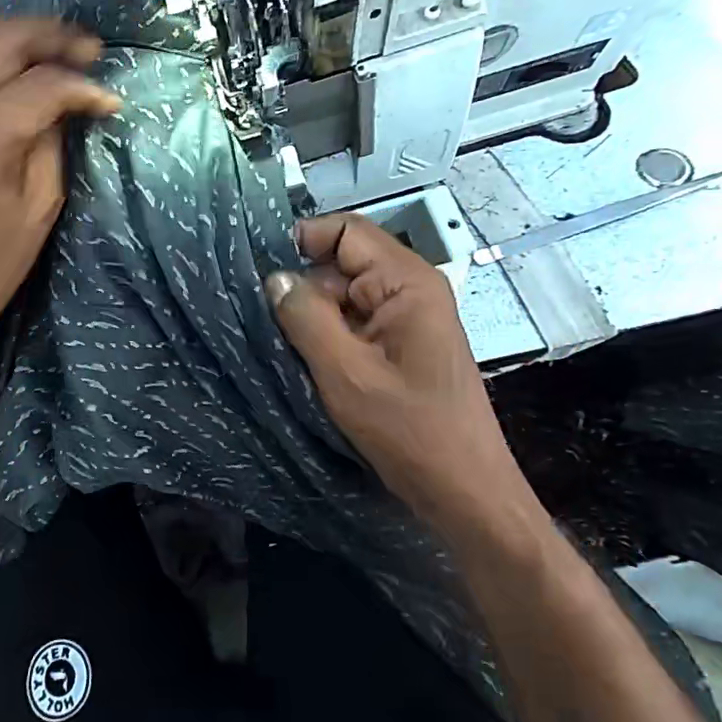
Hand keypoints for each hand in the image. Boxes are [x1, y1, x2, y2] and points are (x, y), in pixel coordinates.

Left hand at [0, 18, 119, 347]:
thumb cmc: (2, 253)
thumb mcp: (44, 201)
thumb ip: (54, 140)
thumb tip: (70, 102)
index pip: (42, 85)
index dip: (84, 87)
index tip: (112, 102)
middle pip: (1, 40)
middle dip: (51, 36)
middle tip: (91, 50)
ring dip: (22, 37)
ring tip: (61, 53)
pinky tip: (25, 69)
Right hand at [264, 214, 527, 526]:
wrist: (466, 490)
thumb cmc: (411, 431)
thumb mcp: (347, 374)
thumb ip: (306, 318)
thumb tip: (275, 277)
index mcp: (407, 282)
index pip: (346, 231)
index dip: (301, 240)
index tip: (256, 270)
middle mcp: (411, 291)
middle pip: (343, 266)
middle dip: (302, 289)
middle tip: (256, 320)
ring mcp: (410, 322)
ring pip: (346, 301)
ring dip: (313, 320)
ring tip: (274, 346)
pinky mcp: (404, 350)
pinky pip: (358, 329)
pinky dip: (330, 342)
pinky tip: (304, 364)